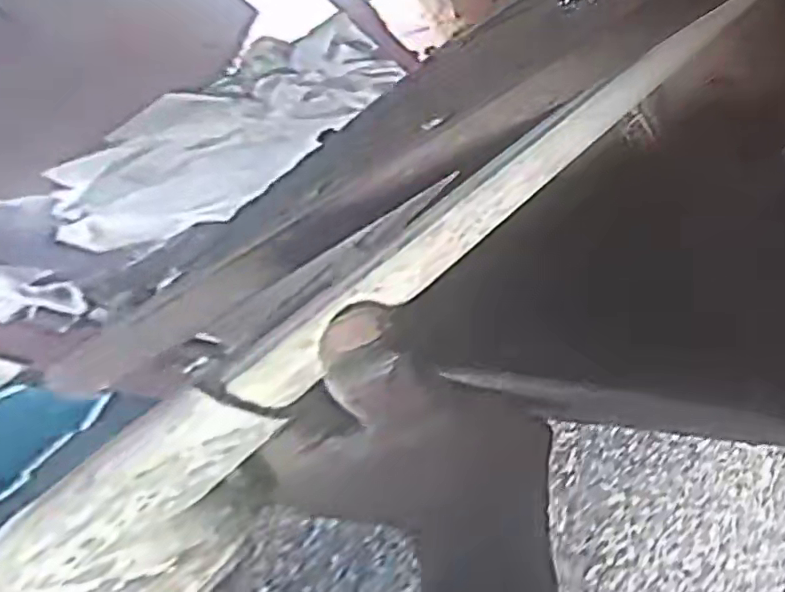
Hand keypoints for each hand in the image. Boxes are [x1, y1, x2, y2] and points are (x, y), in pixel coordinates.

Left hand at [256, 304, 556, 591]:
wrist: (508, 497)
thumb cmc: (461, 462)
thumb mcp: (419, 413)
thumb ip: (377, 372)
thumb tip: (346, 319)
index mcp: (302, 455)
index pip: (276, 385)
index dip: (301, 338)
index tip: (332, 292)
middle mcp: (321, 448)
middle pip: (318, 375)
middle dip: (345, 336)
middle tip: (373, 286)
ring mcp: (362, 438)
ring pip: (355, 375)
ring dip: (377, 342)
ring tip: (399, 294)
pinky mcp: (399, 426)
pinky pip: (386, 379)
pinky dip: (401, 354)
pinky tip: (425, 327)